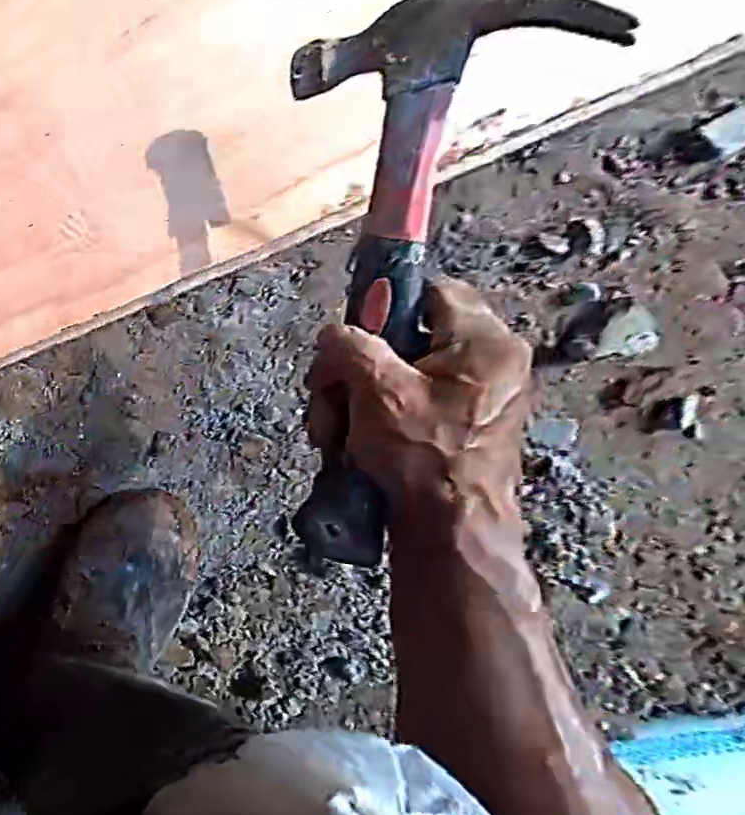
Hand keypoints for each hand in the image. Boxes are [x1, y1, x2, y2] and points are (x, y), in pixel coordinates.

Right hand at [305, 278, 532, 528]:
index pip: (434, 293)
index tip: (348, 333)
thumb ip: (353, 349)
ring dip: (349, 400)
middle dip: (351, 370)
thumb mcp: (377, 392)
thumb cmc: (420, 453)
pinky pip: (400, 402)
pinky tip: (351, 442)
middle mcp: (487, 362)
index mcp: (484, 343)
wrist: (449, 521)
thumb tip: (333, 331)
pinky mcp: (454, 422)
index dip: (384, 305)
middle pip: (400, 341)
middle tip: (327, 396)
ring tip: (335, 432)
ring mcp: (472, 395)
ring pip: (390, 376)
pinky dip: (368, 418)